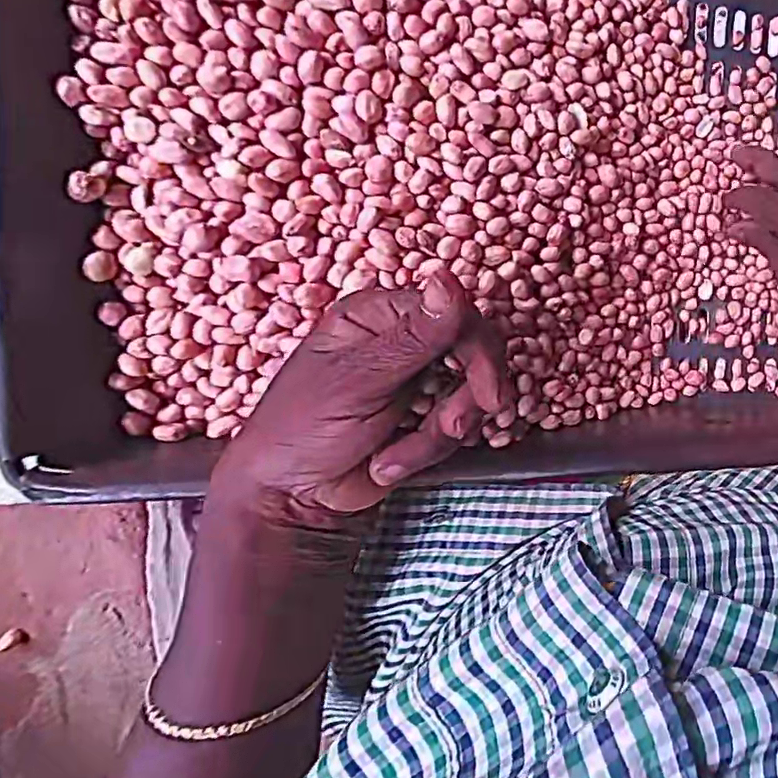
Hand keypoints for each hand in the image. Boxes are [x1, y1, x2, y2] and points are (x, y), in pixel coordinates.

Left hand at [207, 269, 508, 536]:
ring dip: (439, 433)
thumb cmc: (301, 430)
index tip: (489, 394)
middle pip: (474, 354)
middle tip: (449, 427)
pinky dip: (430, 449)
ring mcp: (419, 377)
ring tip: (395, 455)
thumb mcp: (359, 381)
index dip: (479, 353)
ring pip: (472, 393)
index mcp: (381, 315)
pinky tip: (391, 460)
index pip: (456, 315)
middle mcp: (405, 339)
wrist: (288, 498)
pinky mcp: (427, 413)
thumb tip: (447, 280)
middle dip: (465, 399)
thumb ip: (414, 336)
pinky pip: (459, 424)